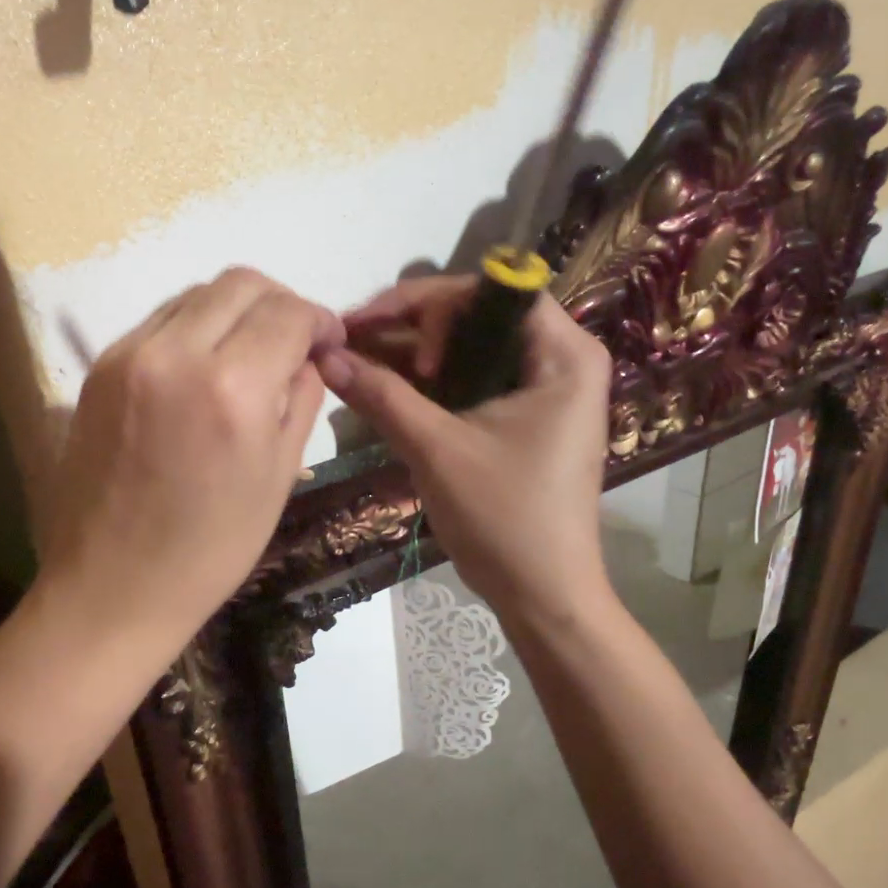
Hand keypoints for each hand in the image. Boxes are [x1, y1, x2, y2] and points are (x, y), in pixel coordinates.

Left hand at [40, 268, 342, 646]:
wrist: (113, 587)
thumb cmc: (210, 550)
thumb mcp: (278, 478)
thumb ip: (300, 400)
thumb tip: (304, 357)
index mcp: (233, 388)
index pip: (288, 313)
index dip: (319, 320)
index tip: (329, 343)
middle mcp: (176, 354)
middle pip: (240, 283)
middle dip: (279, 303)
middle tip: (293, 343)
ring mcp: (129, 356)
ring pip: (195, 295)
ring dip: (233, 311)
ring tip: (248, 355)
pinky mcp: (99, 370)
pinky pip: (159, 323)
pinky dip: (192, 330)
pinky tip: (202, 372)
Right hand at [315, 275, 614, 618]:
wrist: (543, 595)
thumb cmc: (504, 519)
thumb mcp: (436, 450)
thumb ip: (381, 396)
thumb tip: (325, 356)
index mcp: (562, 353)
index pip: (488, 291)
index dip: (422, 301)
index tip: (368, 327)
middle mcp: (560, 360)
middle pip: (476, 317)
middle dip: (409, 328)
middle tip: (352, 345)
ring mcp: (543, 392)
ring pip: (469, 351)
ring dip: (412, 356)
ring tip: (353, 363)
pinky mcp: (524, 421)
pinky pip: (472, 384)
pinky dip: (429, 386)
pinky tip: (382, 388)